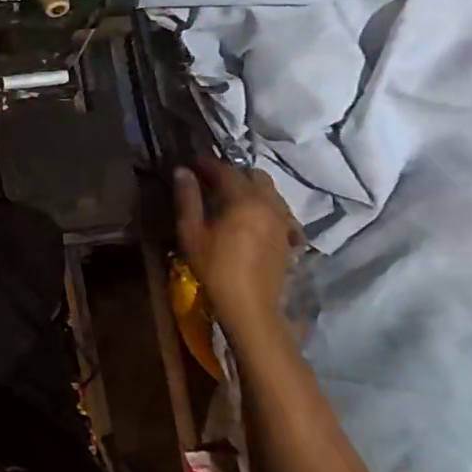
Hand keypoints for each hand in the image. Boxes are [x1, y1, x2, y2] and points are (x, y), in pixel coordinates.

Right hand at [175, 161, 300, 323]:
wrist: (250, 308)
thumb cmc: (215, 268)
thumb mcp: (192, 233)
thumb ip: (188, 198)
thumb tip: (182, 170)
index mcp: (244, 199)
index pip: (225, 170)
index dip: (207, 164)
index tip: (191, 163)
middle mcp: (269, 204)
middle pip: (254, 175)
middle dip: (233, 173)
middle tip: (212, 181)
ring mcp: (283, 221)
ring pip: (270, 192)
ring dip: (251, 188)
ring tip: (231, 199)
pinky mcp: (289, 237)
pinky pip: (280, 211)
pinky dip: (266, 206)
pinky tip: (253, 219)